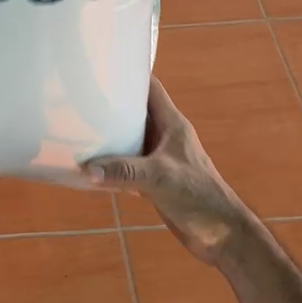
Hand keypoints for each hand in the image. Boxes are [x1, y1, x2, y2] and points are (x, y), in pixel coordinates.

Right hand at [83, 77, 249, 259]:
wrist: (223, 236)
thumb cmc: (198, 195)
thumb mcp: (160, 178)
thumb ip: (124, 171)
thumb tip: (87, 168)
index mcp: (173, 124)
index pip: (151, 88)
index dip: (131, 73)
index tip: (104, 65)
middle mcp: (165, 136)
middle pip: (135, 111)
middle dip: (112, 103)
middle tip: (81, 95)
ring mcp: (159, 158)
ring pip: (130, 137)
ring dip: (109, 134)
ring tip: (78, 125)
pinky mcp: (154, 179)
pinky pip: (128, 163)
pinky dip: (111, 162)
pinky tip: (91, 164)